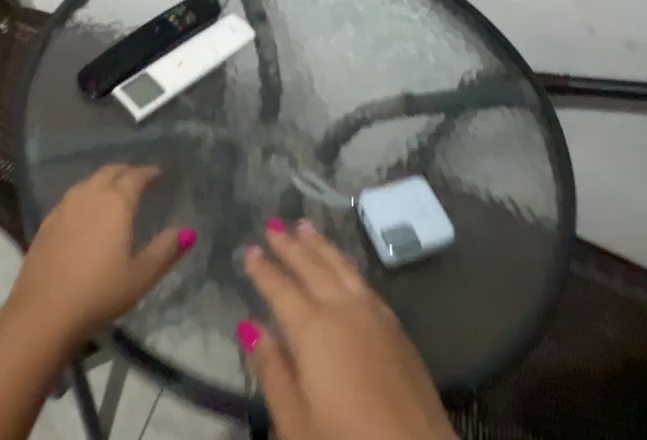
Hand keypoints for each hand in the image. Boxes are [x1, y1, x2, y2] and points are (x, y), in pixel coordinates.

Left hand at [6, 164, 194, 348]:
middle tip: (138, 179)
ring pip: (88, 182)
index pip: (135, 177)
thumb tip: (188, 231)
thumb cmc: (99, 293)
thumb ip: (166, 250)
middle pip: (109, 172)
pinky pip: (72, 197)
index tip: (158, 174)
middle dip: (126, 171)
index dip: (148, 173)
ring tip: (113, 192)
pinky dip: (85, 195)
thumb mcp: (141, 276)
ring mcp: (64, 207)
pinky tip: (86, 212)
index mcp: (116, 203)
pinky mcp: (47, 223)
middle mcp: (89, 196)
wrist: (44, 312)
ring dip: (104, 180)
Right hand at [240, 220, 455, 439]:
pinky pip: (365, 283)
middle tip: (273, 225)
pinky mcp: (398, 331)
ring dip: (322, 247)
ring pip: (343, 269)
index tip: (248, 249)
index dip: (263, 269)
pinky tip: (344, 268)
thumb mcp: (295, 420)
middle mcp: (345, 312)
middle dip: (291, 246)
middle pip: (313, 269)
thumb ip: (272, 370)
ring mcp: (376, 317)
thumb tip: (251, 327)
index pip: (281, 290)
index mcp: (314, 331)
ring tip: (306, 226)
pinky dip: (347, 266)